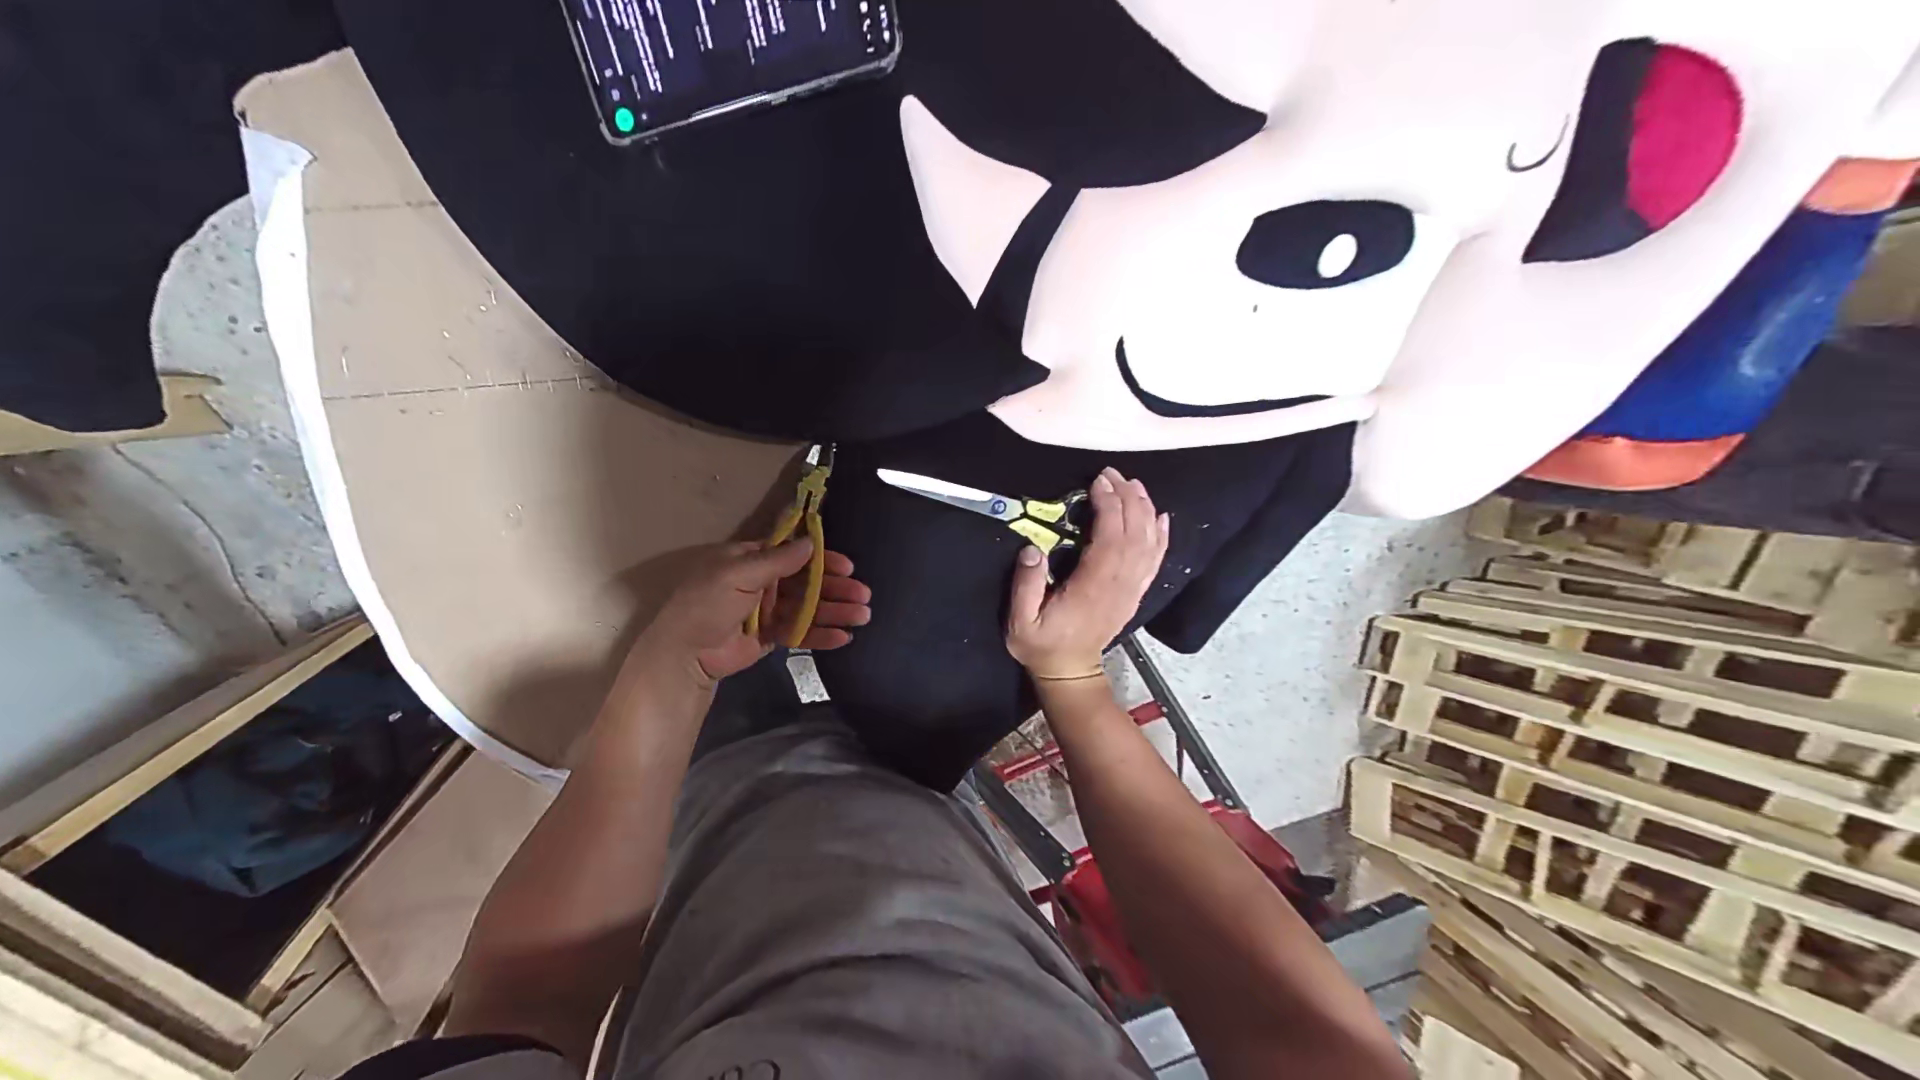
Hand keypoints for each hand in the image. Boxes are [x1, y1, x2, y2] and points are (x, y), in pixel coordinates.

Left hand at [628, 538, 870, 691]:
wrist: (686, 654)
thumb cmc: (707, 604)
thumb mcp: (738, 574)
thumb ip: (777, 560)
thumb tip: (810, 542)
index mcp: (752, 560)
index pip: (794, 554)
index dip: (822, 558)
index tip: (847, 566)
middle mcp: (763, 582)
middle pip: (807, 582)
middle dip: (836, 588)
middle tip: (863, 594)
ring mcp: (769, 610)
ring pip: (809, 607)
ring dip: (836, 610)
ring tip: (862, 616)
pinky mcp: (771, 636)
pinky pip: (801, 631)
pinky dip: (822, 634)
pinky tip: (843, 637)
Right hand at [1006, 468, 1168, 679]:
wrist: (1070, 671)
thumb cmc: (1042, 644)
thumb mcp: (1020, 621)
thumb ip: (1026, 586)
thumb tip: (1032, 549)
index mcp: (1092, 587)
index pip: (1110, 539)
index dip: (1109, 507)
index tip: (1098, 482)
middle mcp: (1119, 585)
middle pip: (1134, 535)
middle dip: (1127, 499)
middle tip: (1113, 473)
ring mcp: (1131, 589)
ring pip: (1148, 543)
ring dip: (1144, 510)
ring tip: (1134, 484)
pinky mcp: (1135, 593)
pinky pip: (1155, 560)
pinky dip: (1161, 536)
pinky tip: (1161, 517)